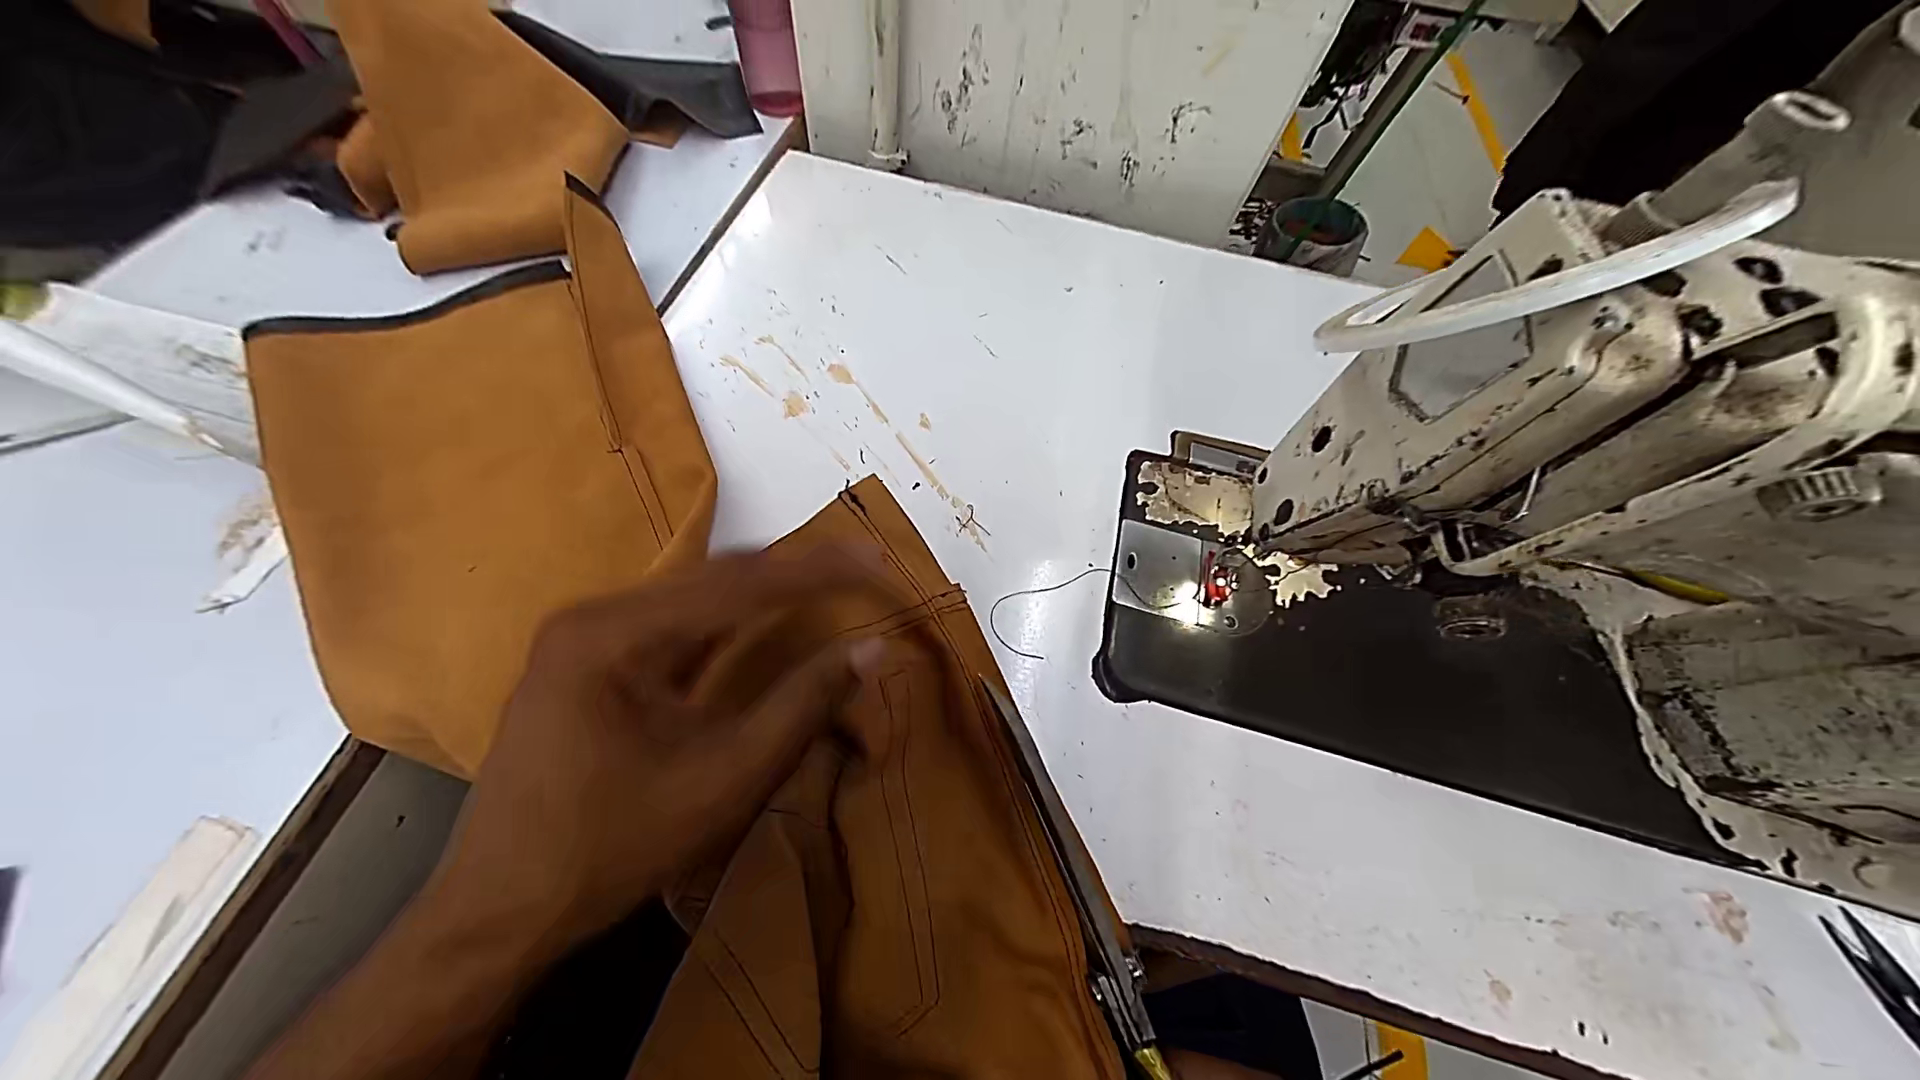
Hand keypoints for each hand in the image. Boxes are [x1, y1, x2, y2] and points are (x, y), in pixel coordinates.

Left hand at [428, 544, 888, 950]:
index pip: (738, 585)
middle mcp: (594, 615)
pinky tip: (763, 619)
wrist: (498, 911)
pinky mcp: (586, 658)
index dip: (815, 570)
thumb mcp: (725, 778)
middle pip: (714, 578)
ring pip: (695, 595)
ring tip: (826, 583)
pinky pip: (672, 622)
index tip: (873, 557)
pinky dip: (728, 618)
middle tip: (858, 567)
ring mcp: (583, 635)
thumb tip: (871, 650)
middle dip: (792, 572)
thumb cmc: (615, 848)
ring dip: (762, 591)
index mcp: (616, 635)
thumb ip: (803, 705)